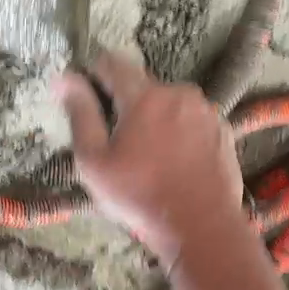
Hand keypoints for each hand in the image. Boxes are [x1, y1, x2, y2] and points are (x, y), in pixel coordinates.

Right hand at [54, 50, 243, 266]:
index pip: (111, 63)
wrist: (201, 226)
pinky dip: (175, 132)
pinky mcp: (223, 130)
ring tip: (143, 156)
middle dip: (122, 104)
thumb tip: (65, 78)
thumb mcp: (93, 160)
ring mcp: (206, 111)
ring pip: (167, 103)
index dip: (91, 74)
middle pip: (141, 86)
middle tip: (112, 142)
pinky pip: (190, 121)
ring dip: (151, 118)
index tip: (81, 97)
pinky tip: (170, 162)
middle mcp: (179, 93)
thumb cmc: (137, 194)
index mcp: (145, 96)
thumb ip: (80, 114)